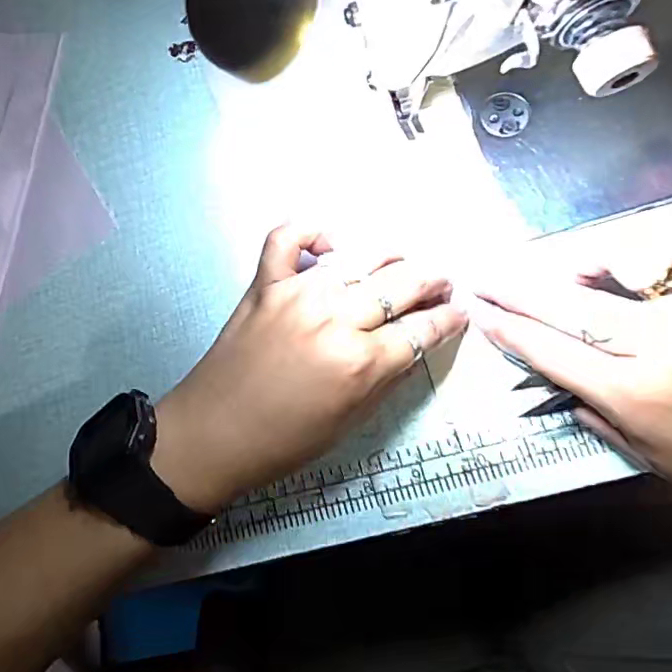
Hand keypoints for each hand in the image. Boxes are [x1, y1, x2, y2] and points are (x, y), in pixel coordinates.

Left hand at [151, 224, 466, 512]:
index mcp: (359, 362)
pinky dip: (311, 230)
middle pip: (400, 284)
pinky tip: (332, 243)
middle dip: (431, 281)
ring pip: (358, 257)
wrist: (211, 436)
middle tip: (442, 282)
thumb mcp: (351, 421)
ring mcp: (295, 294)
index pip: (420, 329)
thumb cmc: (285, 441)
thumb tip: (417, 343)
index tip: (460, 311)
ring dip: (390, 256)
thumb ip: (389, 377)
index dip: (448, 318)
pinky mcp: (263, 284)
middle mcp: (333, 319)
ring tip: (402, 262)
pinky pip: (287, 237)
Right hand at [474, 266, 671, 597]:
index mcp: (644, 400)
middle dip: (522, 285)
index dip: (510, 328)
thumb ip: (606, 416)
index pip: (554, 351)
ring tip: (576, 267)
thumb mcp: (665, 462)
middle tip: (491, 272)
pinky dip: (671, 286)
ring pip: (632, 265)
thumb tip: (565, 382)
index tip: (482, 310)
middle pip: (575, 301)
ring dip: (593, 264)